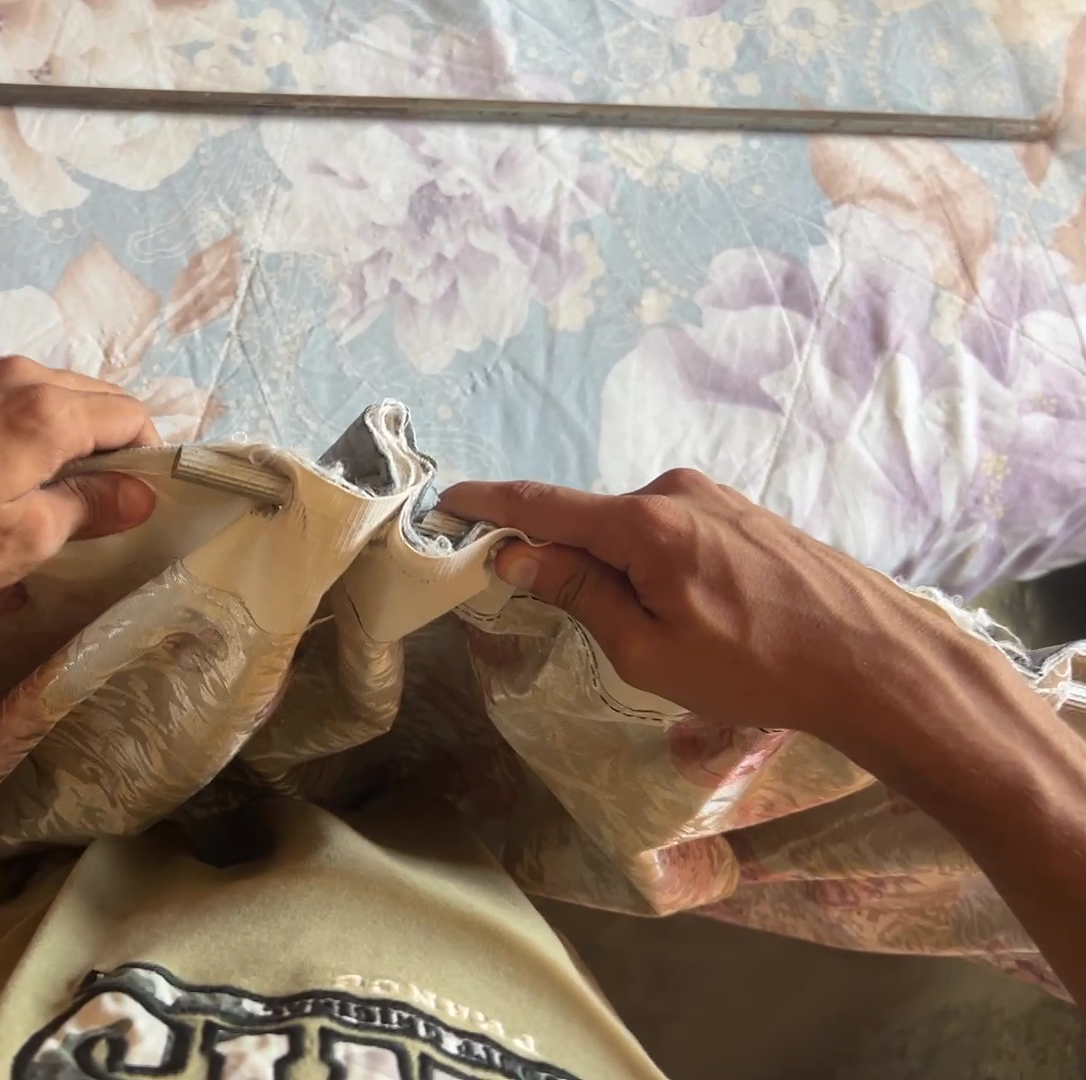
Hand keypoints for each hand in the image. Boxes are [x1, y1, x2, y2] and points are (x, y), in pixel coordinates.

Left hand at [0, 355, 159, 607]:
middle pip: (100, 400)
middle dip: (116, 445)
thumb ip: (92, 506)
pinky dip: (44, 430)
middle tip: (106, 502)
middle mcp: (23, 377)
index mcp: (49, 411)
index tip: (138, 498)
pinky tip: (26, 472)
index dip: (148, 455)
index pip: (131, 414)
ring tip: (64, 492)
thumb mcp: (28, 537)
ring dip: (79, 438)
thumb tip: (142, 494)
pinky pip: (26, 400)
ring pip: (63, 398)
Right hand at [438, 469, 1008, 744]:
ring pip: (624, 524)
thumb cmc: (755, 668)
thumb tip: (513, 554)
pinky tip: (676, 597)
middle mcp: (671, 492)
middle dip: (554, 550)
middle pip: (583, 517)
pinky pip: (661, 524)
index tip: (445, 501)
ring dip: (605, 558)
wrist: (890, 666)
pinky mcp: (738, 509)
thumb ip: (575, 592)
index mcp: (642, 524)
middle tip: (555, 604)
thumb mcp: (645, 649)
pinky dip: (640, 553)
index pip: (539, 504)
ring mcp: (711, 495)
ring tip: (640, 617)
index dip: (486, 503)